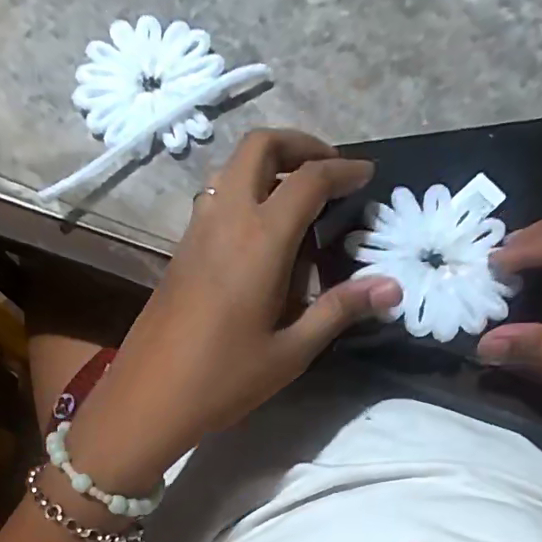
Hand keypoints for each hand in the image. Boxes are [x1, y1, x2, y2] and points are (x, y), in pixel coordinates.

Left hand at [70, 129, 400, 491]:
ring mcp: (198, 230)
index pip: (307, 180)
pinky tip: (266, 230)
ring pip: (233, 167)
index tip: (367, 175)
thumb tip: (392, 287)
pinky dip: (248, 188)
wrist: (150, 396)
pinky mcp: (183, 248)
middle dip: (300, 144)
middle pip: (259, 147)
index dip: (342, 170)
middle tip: (331, 168)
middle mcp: (226, 220)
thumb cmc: (226, 378)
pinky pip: (218, 195)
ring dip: (270, 164)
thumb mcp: (292, 351)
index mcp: (259, 241)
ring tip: (302, 195)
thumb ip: (340, 309)